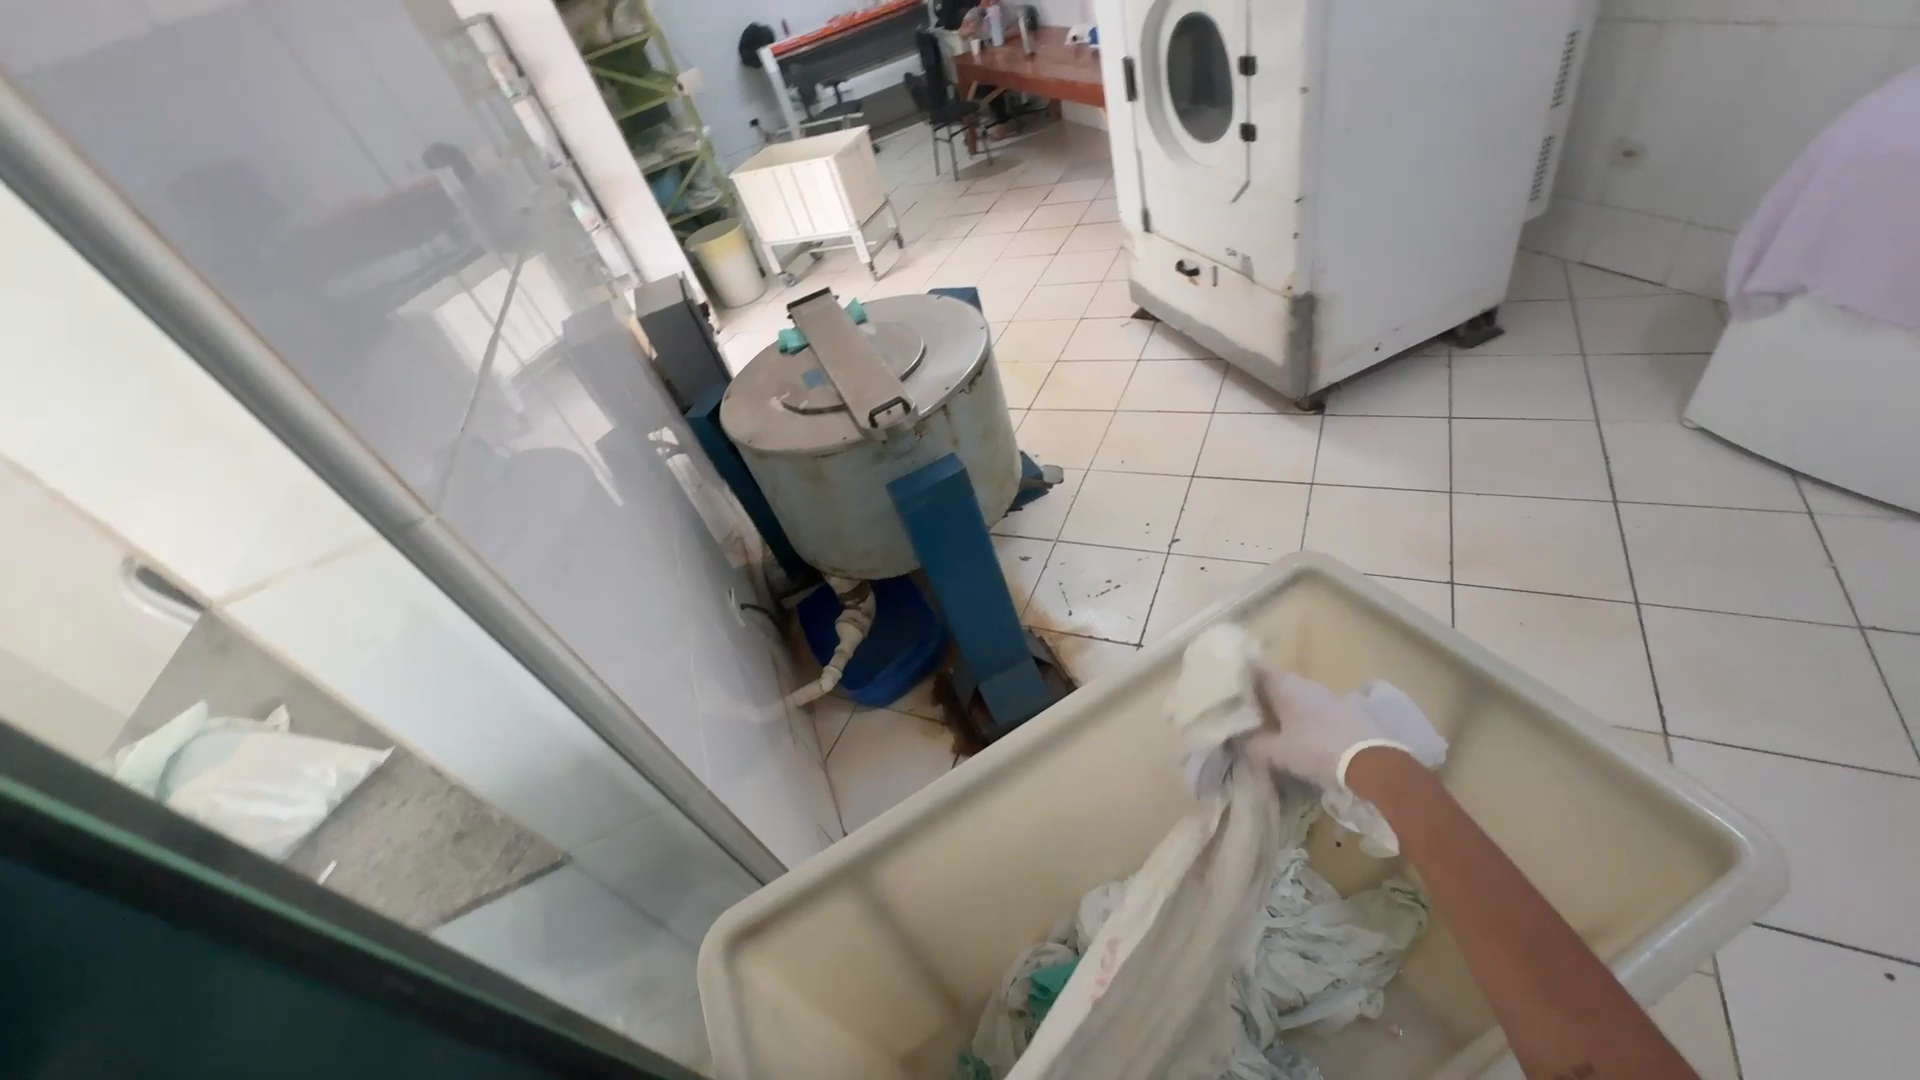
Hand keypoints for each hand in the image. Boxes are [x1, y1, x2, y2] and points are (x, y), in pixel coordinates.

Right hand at [1247, 672, 1443, 791]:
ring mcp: (1328, 696)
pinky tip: (1298, 738)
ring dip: (1282, 711)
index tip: (1225, 694)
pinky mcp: (1346, 712)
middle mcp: (1306, 684)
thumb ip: (1252, 744)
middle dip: (1259, 700)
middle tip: (1242, 717)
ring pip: (1295, 699)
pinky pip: (1313, 711)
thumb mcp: (1277, 751)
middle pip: (1274, 686)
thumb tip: (1236, 739)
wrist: (1373, 762)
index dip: (1238, 681)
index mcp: (1285, 685)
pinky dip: (1301, 720)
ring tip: (1268, 731)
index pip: (1254, 672)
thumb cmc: (1317, 749)